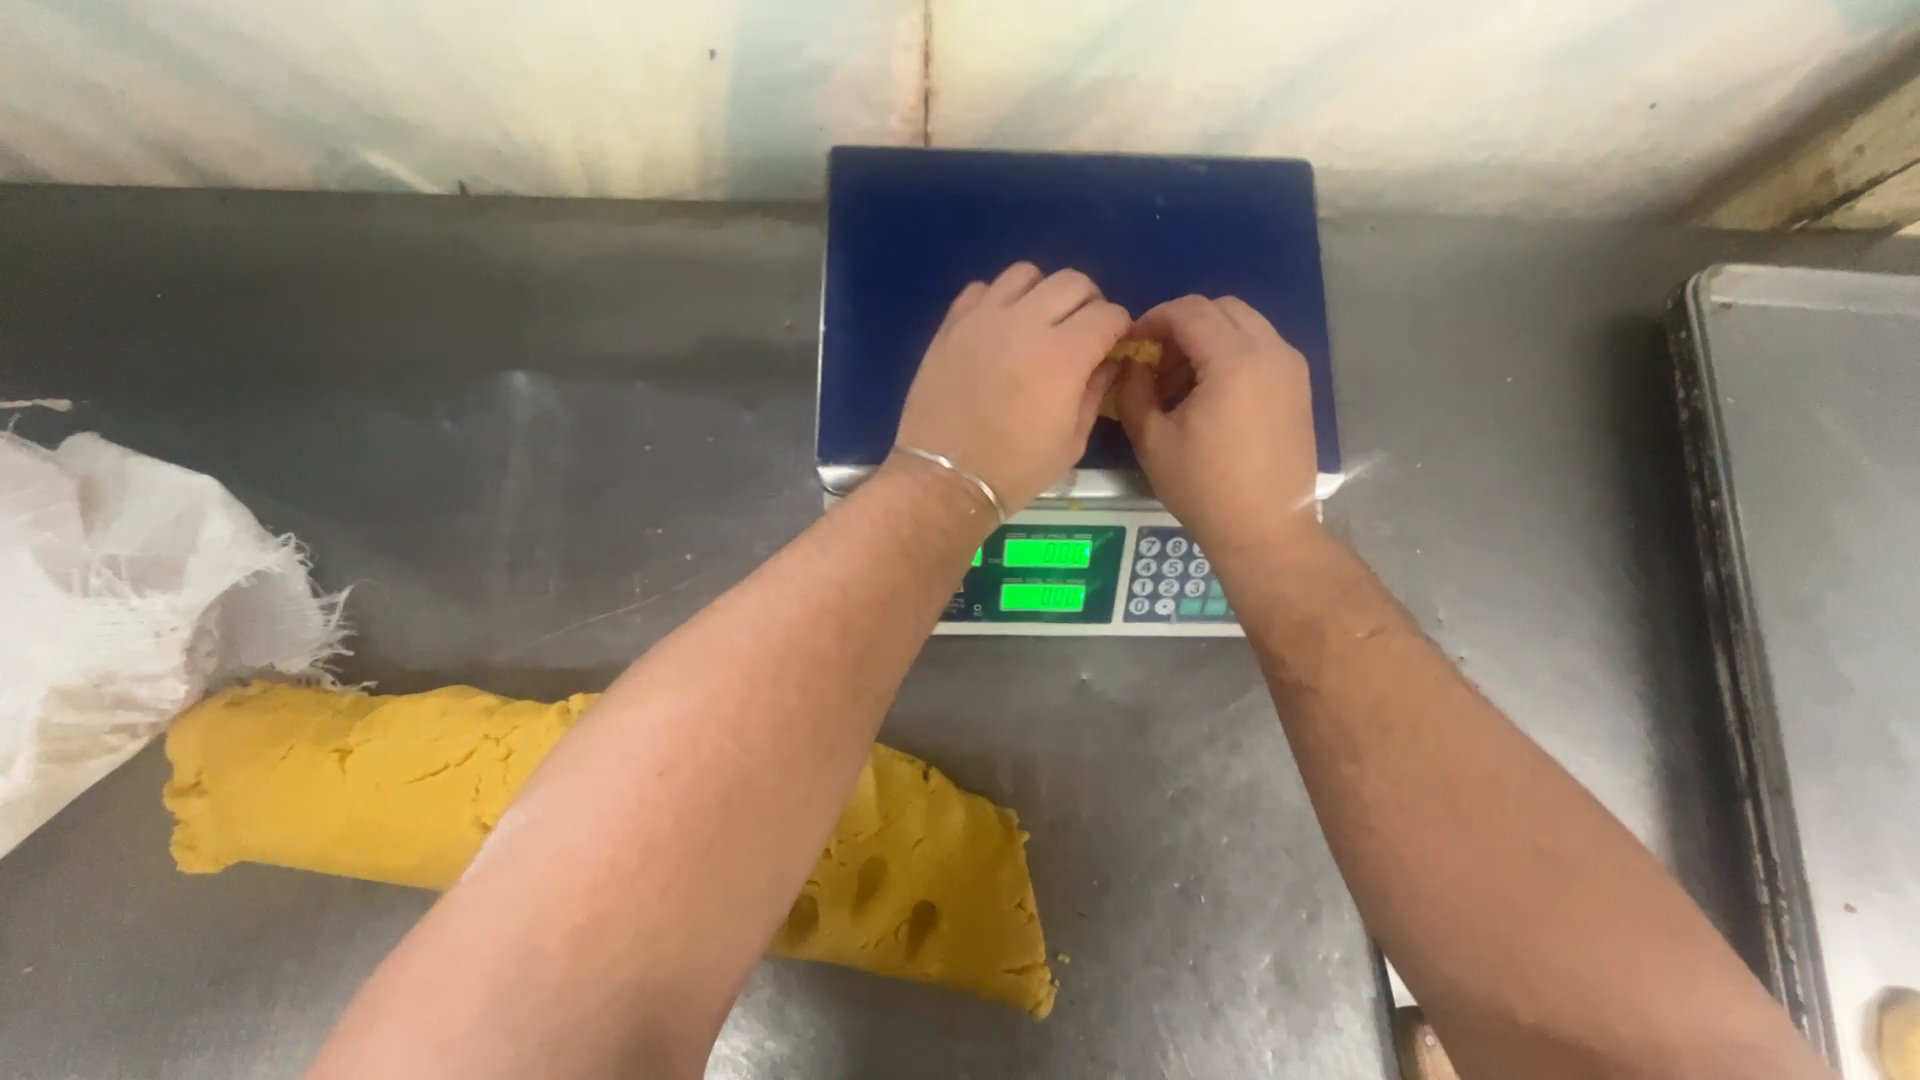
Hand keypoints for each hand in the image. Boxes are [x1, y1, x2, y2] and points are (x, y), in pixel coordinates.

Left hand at [895, 263, 1129, 511]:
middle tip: (1082, 332)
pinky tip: (998, 330)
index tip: (1113, 346)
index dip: (1118, 328)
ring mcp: (984, 318)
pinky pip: (982, 289)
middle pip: (1072, 281)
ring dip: (1042, 293)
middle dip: (1088, 303)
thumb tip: (1107, 362)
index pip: (1108, 314)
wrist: (945, 478)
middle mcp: (1025, 322)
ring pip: (1026, 274)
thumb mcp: (1072, 441)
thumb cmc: (1015, 469)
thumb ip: (1096, 392)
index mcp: (1063, 354)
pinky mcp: (951, 324)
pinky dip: (998, 301)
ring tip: (1038, 323)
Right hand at [1115, 295, 1321, 558]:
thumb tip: (1132, 365)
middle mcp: (1271, 352)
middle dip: (1183, 324)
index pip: (1189, 311)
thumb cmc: (1204, 488)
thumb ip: (1134, 391)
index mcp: (1235, 361)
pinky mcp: (1298, 387)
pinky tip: (1210, 393)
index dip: (1153, 320)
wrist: (1266, 530)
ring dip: (1208, 339)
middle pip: (1222, 309)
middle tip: (1156, 359)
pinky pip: (1261, 349)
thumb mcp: (1153, 440)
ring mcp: (1291, 368)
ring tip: (1179, 380)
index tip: (1132, 344)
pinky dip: (1231, 354)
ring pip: (1245, 326)